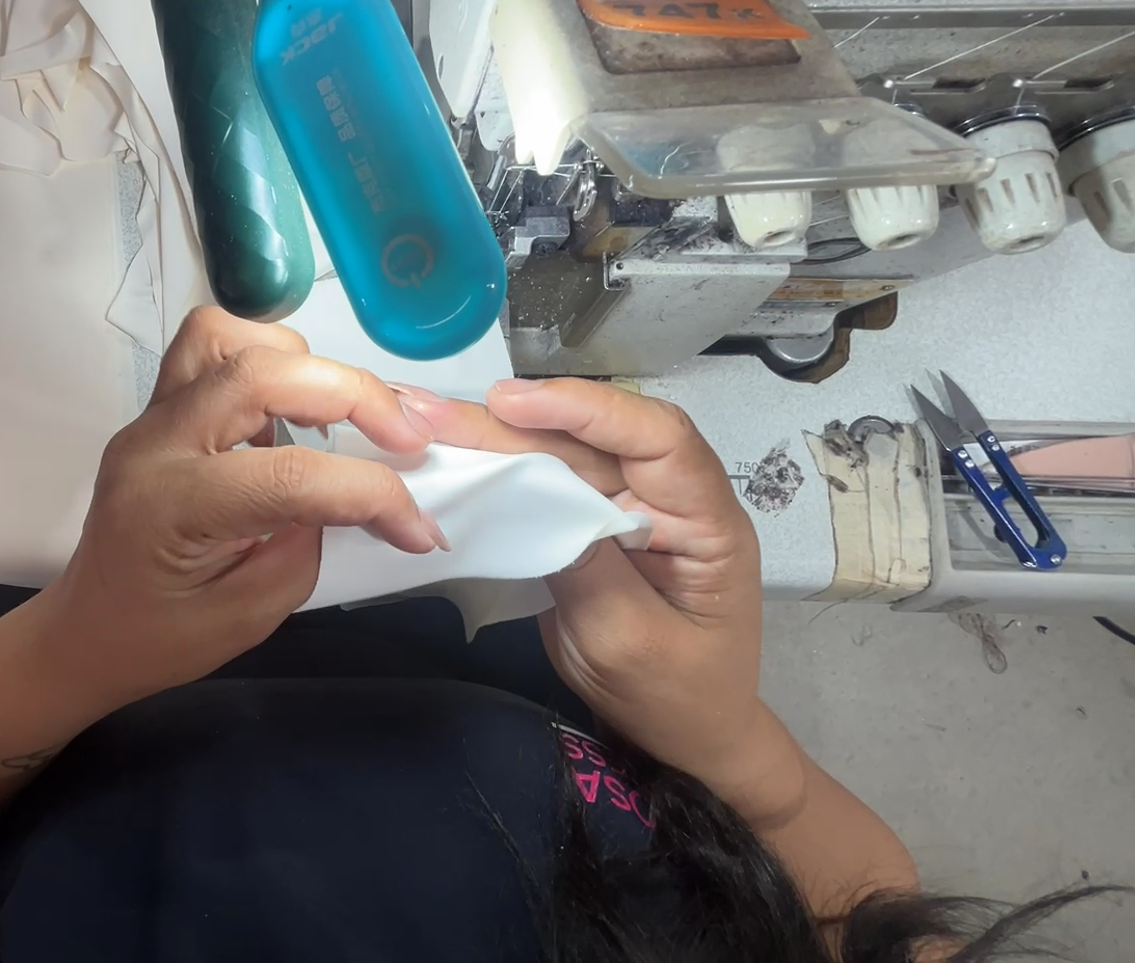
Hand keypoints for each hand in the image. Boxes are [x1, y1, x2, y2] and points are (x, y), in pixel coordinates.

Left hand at [31, 307, 448, 705]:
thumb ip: (310, 543)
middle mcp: (155, 443)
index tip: (420, 527)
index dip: (375, 494)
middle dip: (352, 394)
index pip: (292, 475)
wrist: (85, 630)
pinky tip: (293, 414)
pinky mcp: (155, 413)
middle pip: (259, 372)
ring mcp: (149, 419)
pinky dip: (267, 365)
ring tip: (342, 412)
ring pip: (224, 337)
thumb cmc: (158, 638)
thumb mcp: (249, 614)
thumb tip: (361, 492)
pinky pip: (211, 353)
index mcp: (174, 506)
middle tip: (407, 437)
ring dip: (301, 363)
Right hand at [394, 378, 786, 813]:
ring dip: (494, 437)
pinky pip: (542, 485)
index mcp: (705, 521)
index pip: (657, 438)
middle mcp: (663, 498)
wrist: (678, 731)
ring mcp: (622, 508)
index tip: (509, 403)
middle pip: (590, 440)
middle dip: (512, 422)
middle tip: (434, 413)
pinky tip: (455, 455)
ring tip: (429, 422)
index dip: (585, 409)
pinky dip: (497, 468)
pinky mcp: (585, 522)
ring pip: (558, 455)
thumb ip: (587, 565)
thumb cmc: (672, 694)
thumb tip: (534, 500)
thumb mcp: (629, 641)